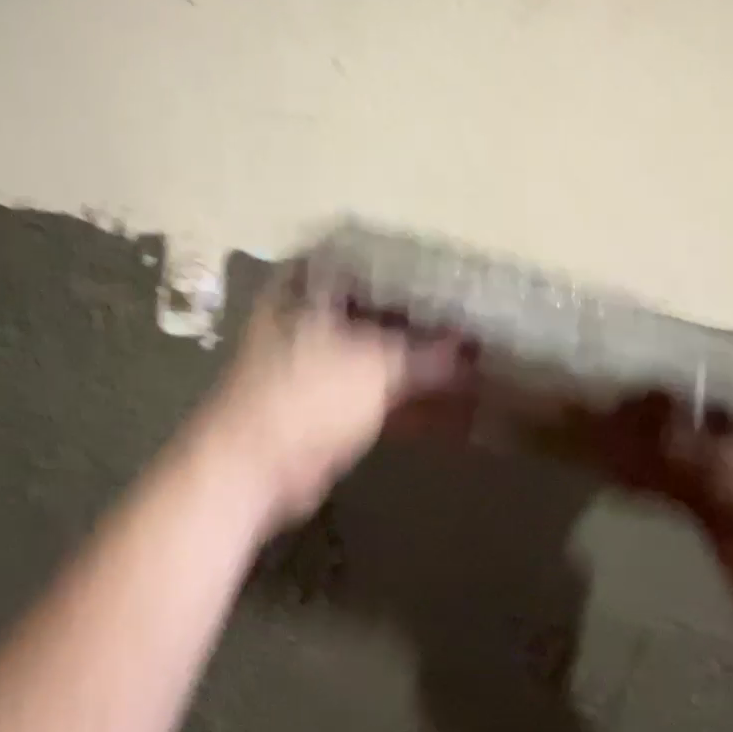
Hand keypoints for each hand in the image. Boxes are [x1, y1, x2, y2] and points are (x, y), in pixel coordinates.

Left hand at [198, 270, 467, 526]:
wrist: (251, 468)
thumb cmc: (307, 396)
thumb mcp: (375, 363)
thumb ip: (426, 353)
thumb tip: (468, 349)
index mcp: (311, 287)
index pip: (373, 263)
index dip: (418, 272)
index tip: (459, 279)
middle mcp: (312, 318)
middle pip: (383, 315)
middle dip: (432, 329)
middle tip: (479, 332)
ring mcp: (318, 366)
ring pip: (385, 361)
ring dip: (429, 371)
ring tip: (480, 373)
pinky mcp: (326, 411)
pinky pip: (380, 400)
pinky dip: (415, 407)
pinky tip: (459, 414)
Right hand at [596, 399, 732, 649]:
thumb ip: (709, 458)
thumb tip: (646, 421)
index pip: (717, 384)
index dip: (666, 385)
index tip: (618, 386)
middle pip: (689, 416)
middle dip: (642, 416)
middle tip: (590, 414)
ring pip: (674, 451)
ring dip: (635, 448)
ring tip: (588, 442)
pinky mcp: (716, 511)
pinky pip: (671, 487)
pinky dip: (642, 483)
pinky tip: (610, 476)